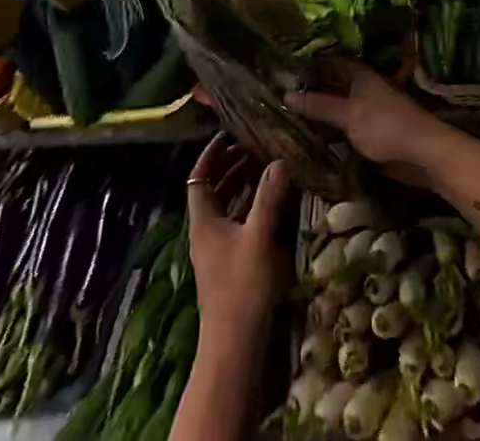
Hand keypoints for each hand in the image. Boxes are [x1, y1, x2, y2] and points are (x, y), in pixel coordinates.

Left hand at [187, 135, 291, 343]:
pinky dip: (249, 206)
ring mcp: (216, 248)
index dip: (212, 154)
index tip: (230, 135)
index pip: (199, 176)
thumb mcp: (259, 237)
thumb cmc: (242, 287)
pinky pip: (236, 221)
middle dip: (231, 166)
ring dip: (241, 185)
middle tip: (255, 147)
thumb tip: (279, 160)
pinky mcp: (230, 262)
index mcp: (203, 220)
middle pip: (212, 188)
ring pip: (225, 205)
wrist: (235, 344)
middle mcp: (205, 230)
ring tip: (265, 167)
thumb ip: (269, 197)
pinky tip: (271, 204)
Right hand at [287, 58, 454, 186]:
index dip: (309, 62)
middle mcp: (363, 88)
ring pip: (338, 106)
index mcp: (360, 75)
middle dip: (310, 88)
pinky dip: (329, 129)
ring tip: (287, 113)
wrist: (423, 154)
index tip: (283, 66)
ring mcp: (368, 110)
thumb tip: (286, 95)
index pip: (330, 60)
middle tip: (279, 92)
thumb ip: (319, 105)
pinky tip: (310, 134)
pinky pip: (344, 126)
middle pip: (333, 84)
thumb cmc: (385, 125)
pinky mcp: (371, 132)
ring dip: (319, 111)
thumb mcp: (348, 114)